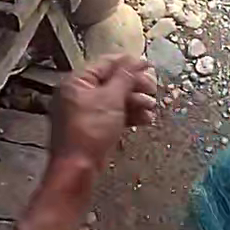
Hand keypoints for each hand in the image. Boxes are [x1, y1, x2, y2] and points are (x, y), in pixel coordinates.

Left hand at [49, 54, 157, 173]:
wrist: (79, 168)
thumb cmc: (91, 130)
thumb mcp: (112, 98)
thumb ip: (125, 77)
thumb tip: (135, 61)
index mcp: (77, 81)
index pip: (106, 64)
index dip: (129, 63)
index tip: (148, 64)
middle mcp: (78, 93)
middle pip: (112, 82)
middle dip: (135, 86)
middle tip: (152, 89)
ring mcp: (85, 112)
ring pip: (115, 99)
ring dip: (136, 102)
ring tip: (151, 108)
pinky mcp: (93, 127)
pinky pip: (113, 114)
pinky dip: (129, 115)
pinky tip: (145, 120)